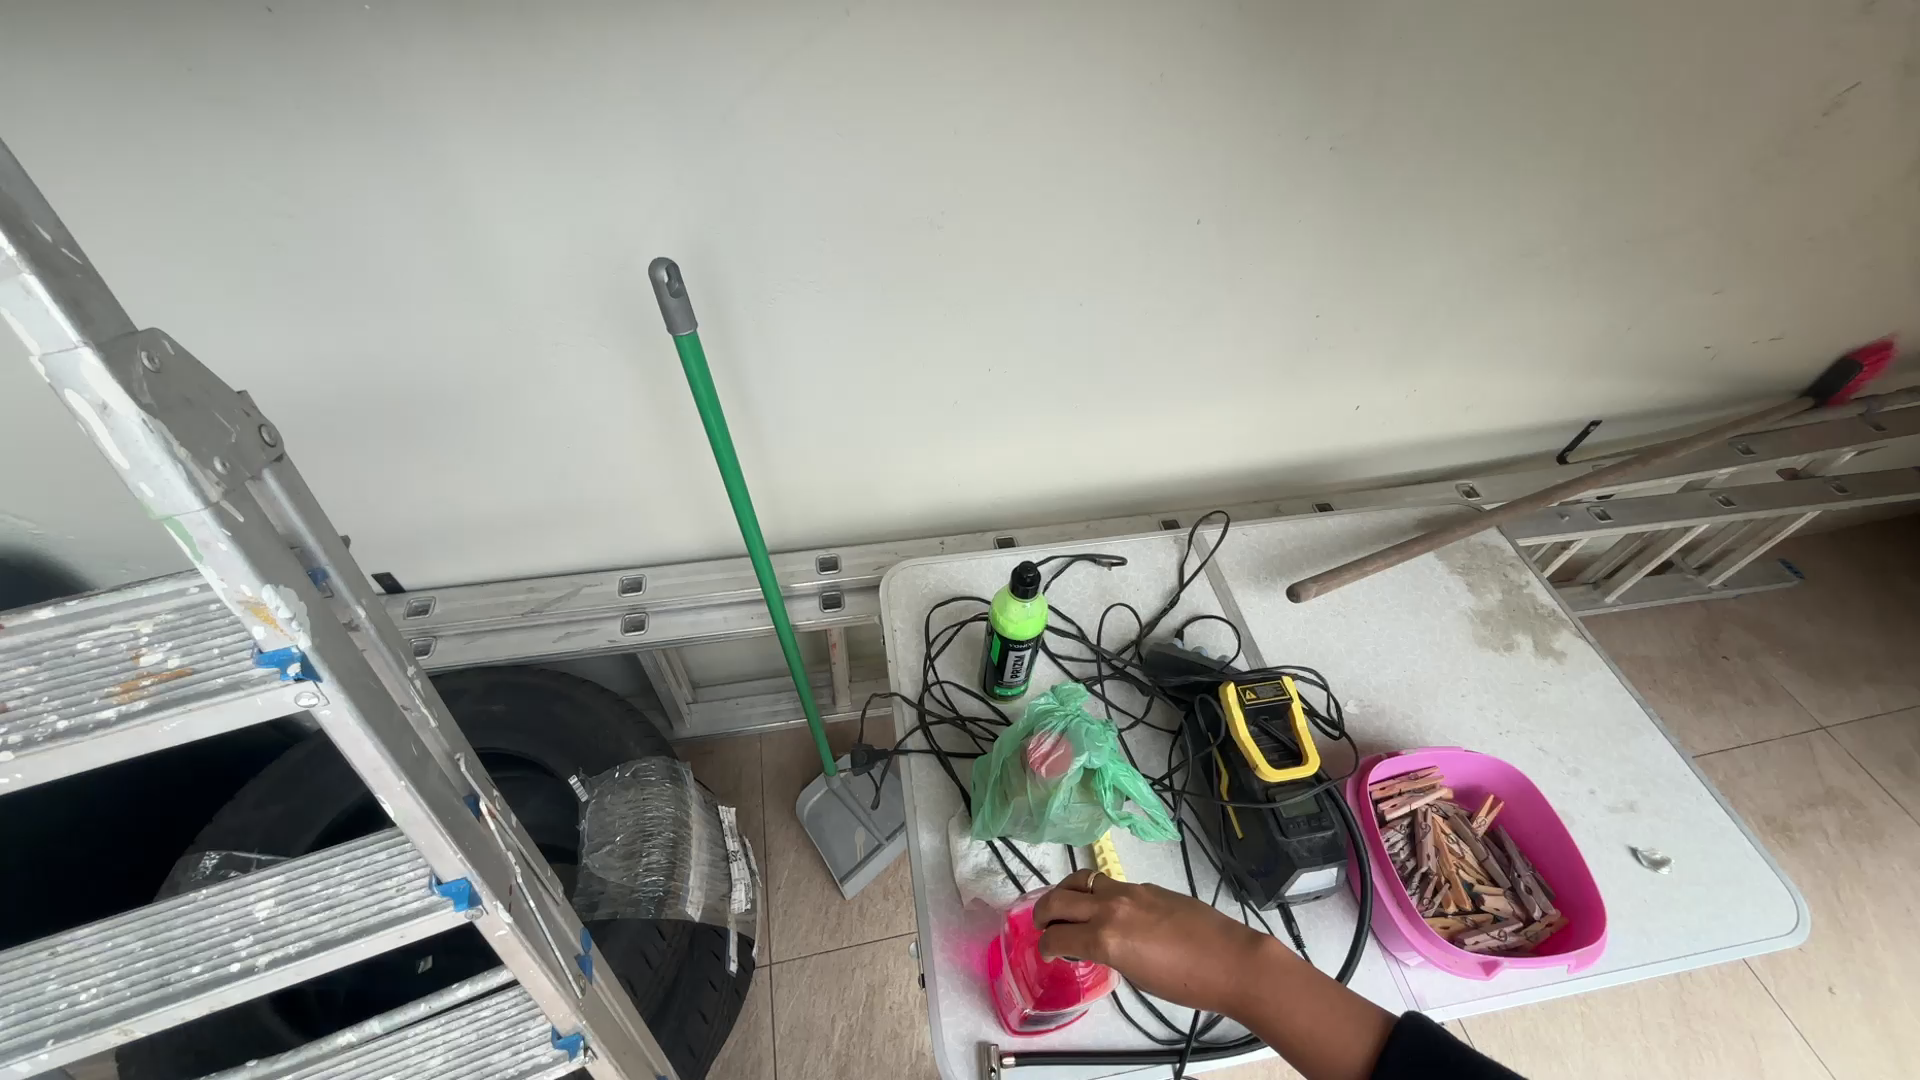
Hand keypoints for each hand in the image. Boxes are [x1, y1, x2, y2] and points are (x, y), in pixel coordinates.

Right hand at [1033, 868, 1279, 1015]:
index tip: (1044, 951)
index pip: (1058, 935)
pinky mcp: (1145, 886)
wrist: (1229, 959)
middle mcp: (1110, 907)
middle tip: (1041, 925)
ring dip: (1065, 892)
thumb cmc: (1186, 983)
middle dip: (1043, 913)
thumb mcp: (1137, 976)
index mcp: (1105, 937)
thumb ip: (1109, 953)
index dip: (1045, 945)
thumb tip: (1097, 943)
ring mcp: (1128, 891)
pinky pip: (1107, 883)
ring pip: (1082, 880)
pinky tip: (1103, 906)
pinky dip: (1094, 892)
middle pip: (1060, 899)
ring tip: (1063, 905)